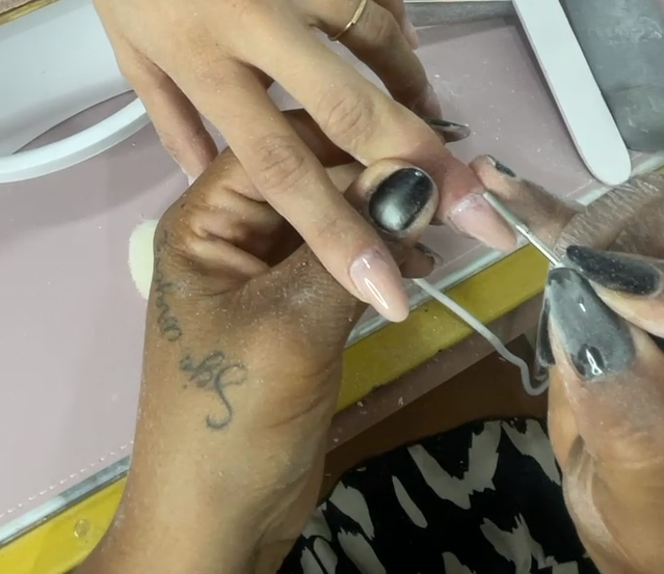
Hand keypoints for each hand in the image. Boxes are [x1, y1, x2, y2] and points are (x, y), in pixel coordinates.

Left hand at [36, 0, 489, 322]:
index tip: (385, 286)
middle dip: (415, 159)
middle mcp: (249, 8)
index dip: (335, 232)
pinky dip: (390, 11)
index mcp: (196, 55)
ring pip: (379, 31)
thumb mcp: (130, 57)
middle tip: (463, 199)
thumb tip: (216, 186)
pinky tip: (383, 31)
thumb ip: (177, 125)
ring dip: (409, 80)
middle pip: (349, 100)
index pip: (276, 161)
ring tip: (416, 107)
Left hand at [85, 119, 437, 573]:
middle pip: (309, 177)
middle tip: (458, 185)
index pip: (279, 149)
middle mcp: (230, 228)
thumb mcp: (290, 326)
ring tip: (448, 223)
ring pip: (331, 214)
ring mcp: (262, 265)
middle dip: (378, 179)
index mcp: (205, 218)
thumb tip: (416, 174)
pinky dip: (380, 254)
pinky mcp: (293, 298)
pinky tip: (420, 261)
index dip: (352, 141)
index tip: (431, 145)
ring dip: (386, 216)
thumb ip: (348, 247)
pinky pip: (340, 255)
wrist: (217, 522)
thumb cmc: (233, 419)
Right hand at [474, 161, 663, 573]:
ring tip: (561, 278)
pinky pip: (605, 216)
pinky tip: (500, 187)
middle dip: (650, 235)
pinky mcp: (648, 265)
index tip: (623, 304)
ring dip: (604, 226)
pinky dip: (550, 204)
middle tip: (580, 279)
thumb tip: (594, 320)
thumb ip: (649, 452)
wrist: (660, 539)